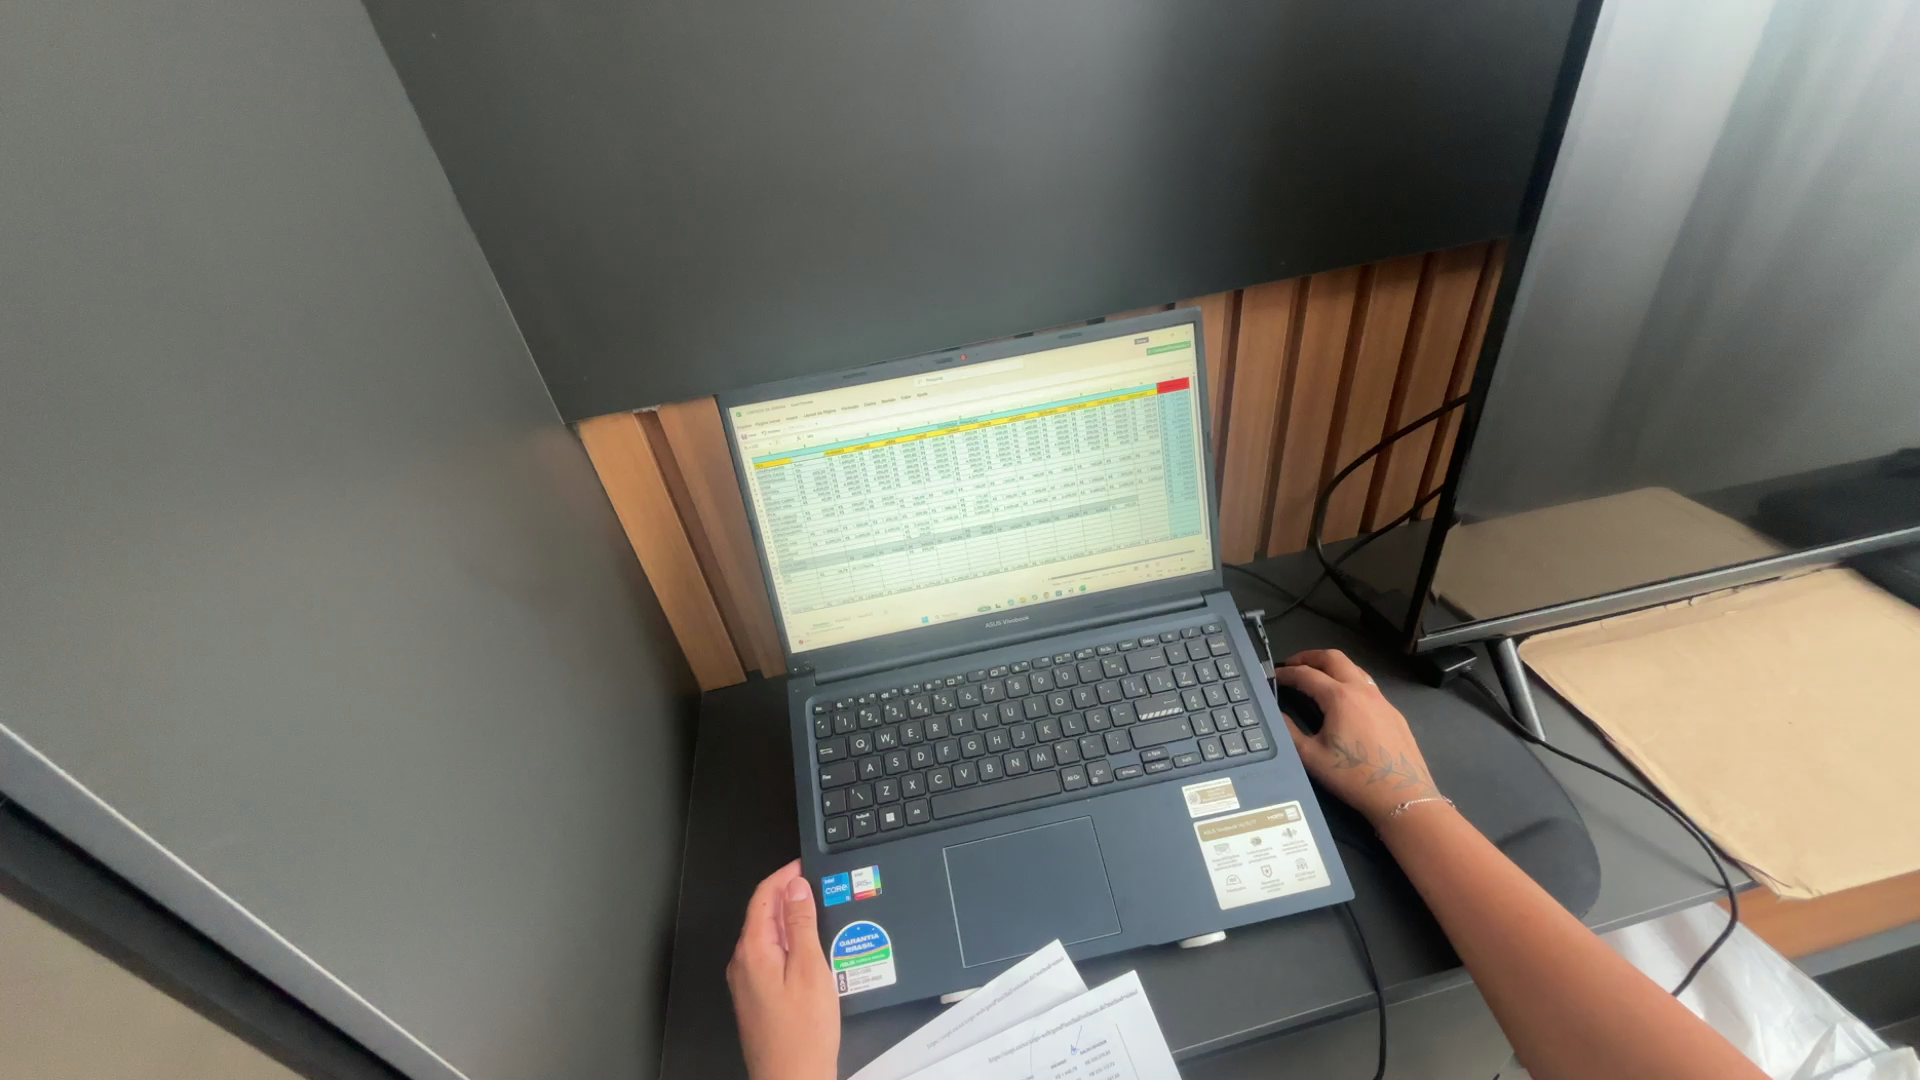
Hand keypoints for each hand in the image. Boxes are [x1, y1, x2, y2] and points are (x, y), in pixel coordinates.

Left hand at [727, 860, 839, 1079]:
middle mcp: (742, 963)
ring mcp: (746, 982)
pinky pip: (768, 954)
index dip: (784, 875)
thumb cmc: (803, 1032)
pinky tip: (808, 946)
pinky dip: (787, 940)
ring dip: (788, 917)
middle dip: (788, 894)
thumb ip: (801, 923)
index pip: (763, 896)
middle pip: (762, 913)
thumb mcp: (810, 967)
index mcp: (752, 951)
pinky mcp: (755, 997)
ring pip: (766, 934)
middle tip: (817, 885)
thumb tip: (796, 887)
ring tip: (818, 911)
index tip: (804, 865)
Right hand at [1274, 649, 1441, 827]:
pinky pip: (1368, 686)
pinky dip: (1348, 682)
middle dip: (1308, 656)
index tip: (1273, 676)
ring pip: (1354, 668)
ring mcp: (1382, 701)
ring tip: (1315, 677)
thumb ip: (1288, 730)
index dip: (1286, 672)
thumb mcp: (1311, 756)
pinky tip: (1343, 701)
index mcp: (1340, 698)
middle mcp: (1362, 691)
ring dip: (1331, 667)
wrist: (1404, 798)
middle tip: (1292, 664)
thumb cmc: (1354, 777)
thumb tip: (1276, 714)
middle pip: (1333, 657)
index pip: (1306, 673)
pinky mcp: (1394, 713)